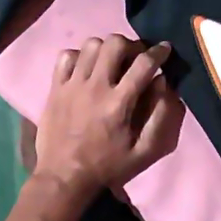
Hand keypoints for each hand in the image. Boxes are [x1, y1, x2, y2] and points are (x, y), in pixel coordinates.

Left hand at [33, 35, 182, 194]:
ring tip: (111, 62)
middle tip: (136, 57)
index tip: (165, 49)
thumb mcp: (144, 152)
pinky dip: (78, 56)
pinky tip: (85, 69)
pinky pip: (65, 56)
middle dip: (131, 45)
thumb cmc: (107, 166)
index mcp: (119, 103)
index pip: (144, 63)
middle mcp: (95, 87)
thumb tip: (164, 84)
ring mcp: (72, 85)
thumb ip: (160, 117)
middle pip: (114, 43)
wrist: (64, 177)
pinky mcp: (55, 88)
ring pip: (91, 45)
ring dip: (106, 49)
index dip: (159, 51)